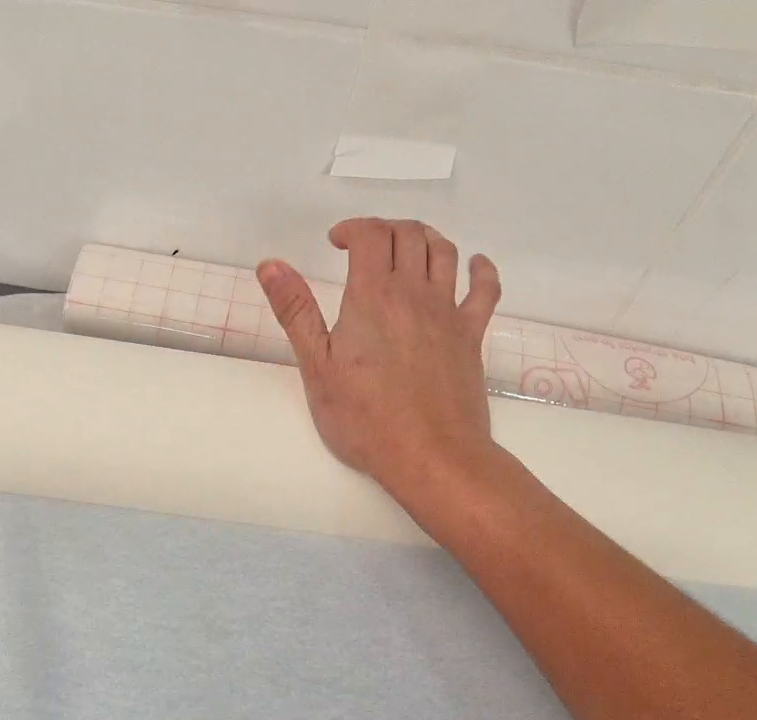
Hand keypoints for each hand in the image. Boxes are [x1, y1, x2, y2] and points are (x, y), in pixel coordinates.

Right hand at [257, 218, 500, 501]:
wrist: (429, 453)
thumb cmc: (363, 417)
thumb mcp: (316, 367)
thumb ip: (295, 311)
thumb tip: (270, 265)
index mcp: (373, 296)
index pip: (370, 236)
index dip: (353, 228)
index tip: (336, 242)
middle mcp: (415, 293)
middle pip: (409, 235)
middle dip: (385, 230)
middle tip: (365, 246)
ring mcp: (448, 312)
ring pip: (445, 252)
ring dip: (425, 238)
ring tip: (407, 247)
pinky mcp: (471, 336)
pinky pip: (485, 289)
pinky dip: (481, 269)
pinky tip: (475, 265)